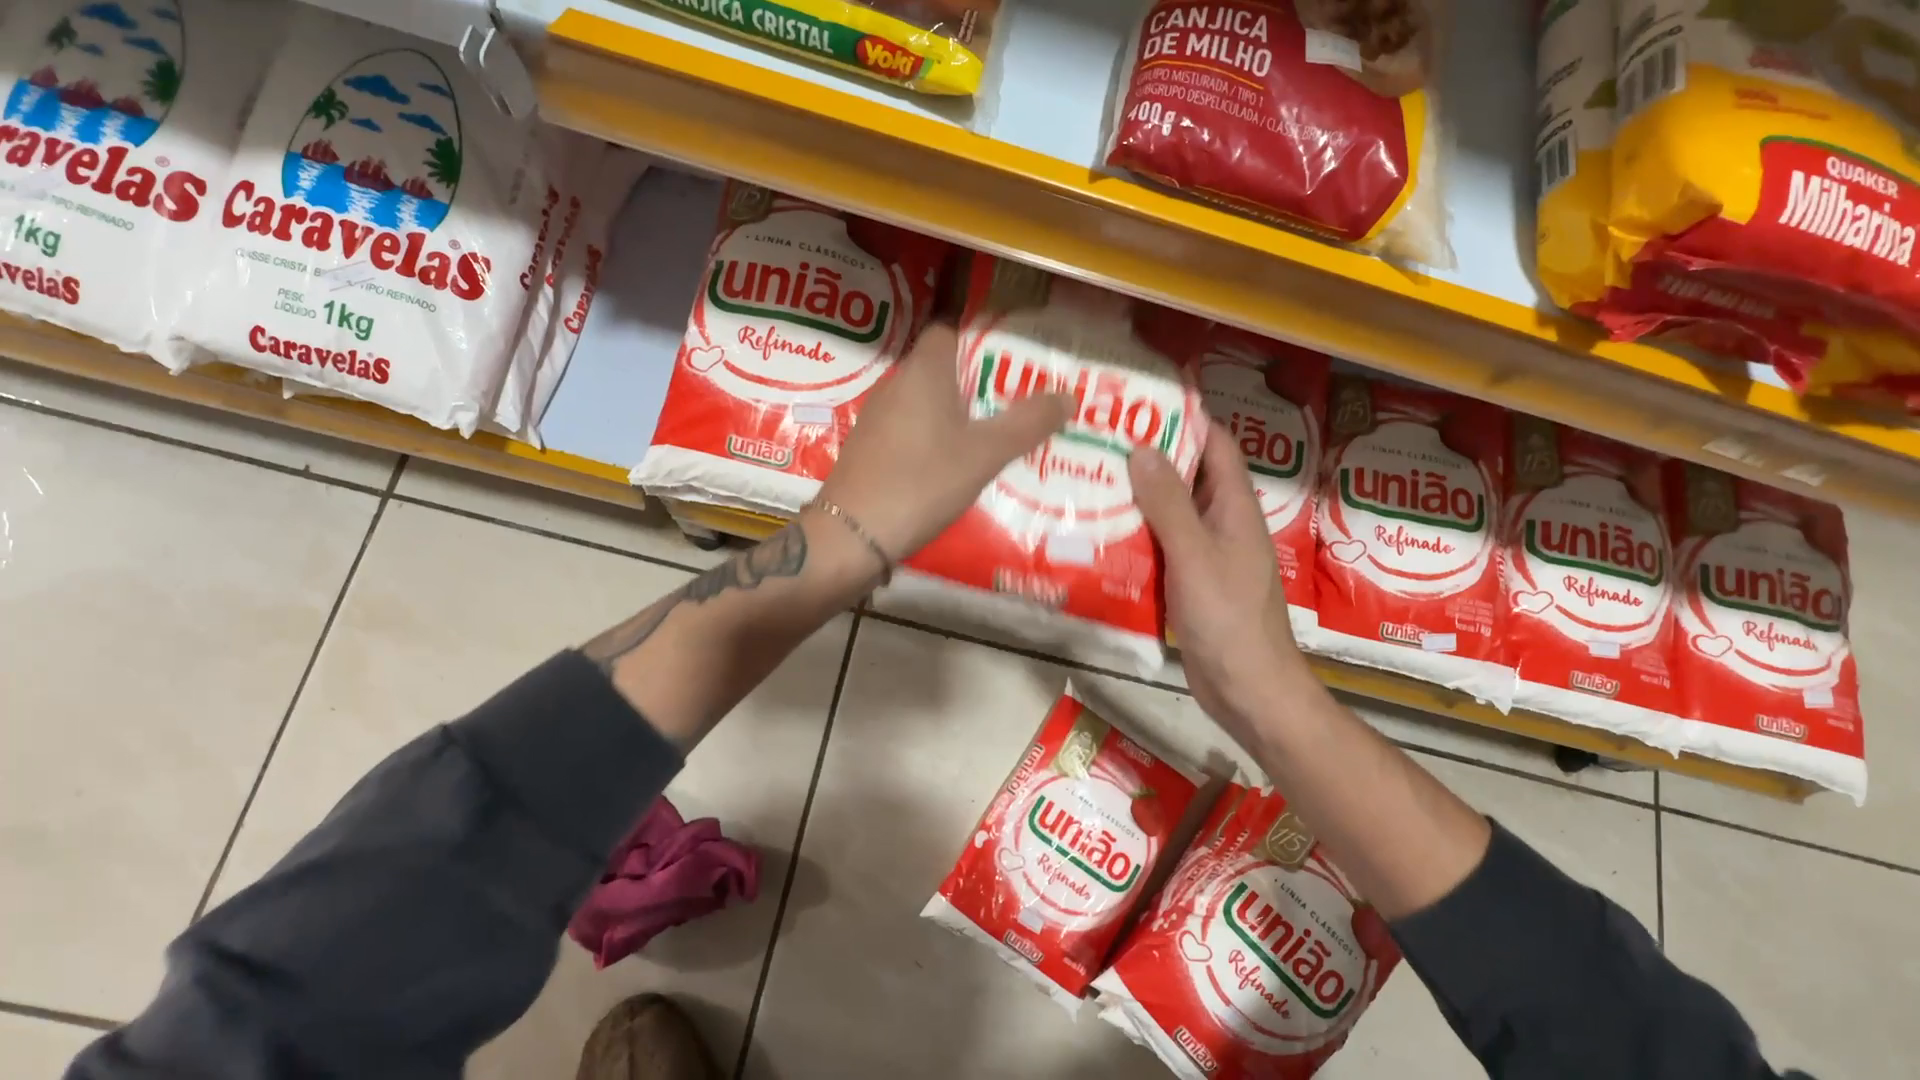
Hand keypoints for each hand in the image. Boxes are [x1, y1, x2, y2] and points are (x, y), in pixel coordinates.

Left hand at [819, 322, 1071, 560]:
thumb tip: (1067, 396)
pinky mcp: (867, 451)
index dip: (979, 341)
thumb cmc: (923, 482)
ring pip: (925, 404)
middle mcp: (895, 386)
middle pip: (940, 370)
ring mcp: (876, 419)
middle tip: (1014, 404)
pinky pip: (909, 432)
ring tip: (992, 438)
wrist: (853, 535)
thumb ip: (1028, 423)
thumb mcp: (985, 454)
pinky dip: (933, 441)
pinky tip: (952, 469)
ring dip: (955, 416)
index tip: (1010, 363)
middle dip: (976, 384)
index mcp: (923, 371)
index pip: (948, 331)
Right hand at [1129, 424, 1312, 750]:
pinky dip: (1133, 536)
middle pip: (1186, 476)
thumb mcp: (1195, 554)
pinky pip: (1159, 548)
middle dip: (1149, 454)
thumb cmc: (1228, 618)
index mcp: (1234, 507)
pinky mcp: (1187, 583)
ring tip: (1088, 476)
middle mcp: (1221, 524)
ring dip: (1136, 497)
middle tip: (1098, 437)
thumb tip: (1140, 448)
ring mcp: (1204, 555)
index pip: (1214, 445)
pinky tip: (1097, 533)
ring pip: (1168, 513)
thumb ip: (1169, 503)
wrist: (1246, 689)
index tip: (1142, 399)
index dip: (1185, 417)